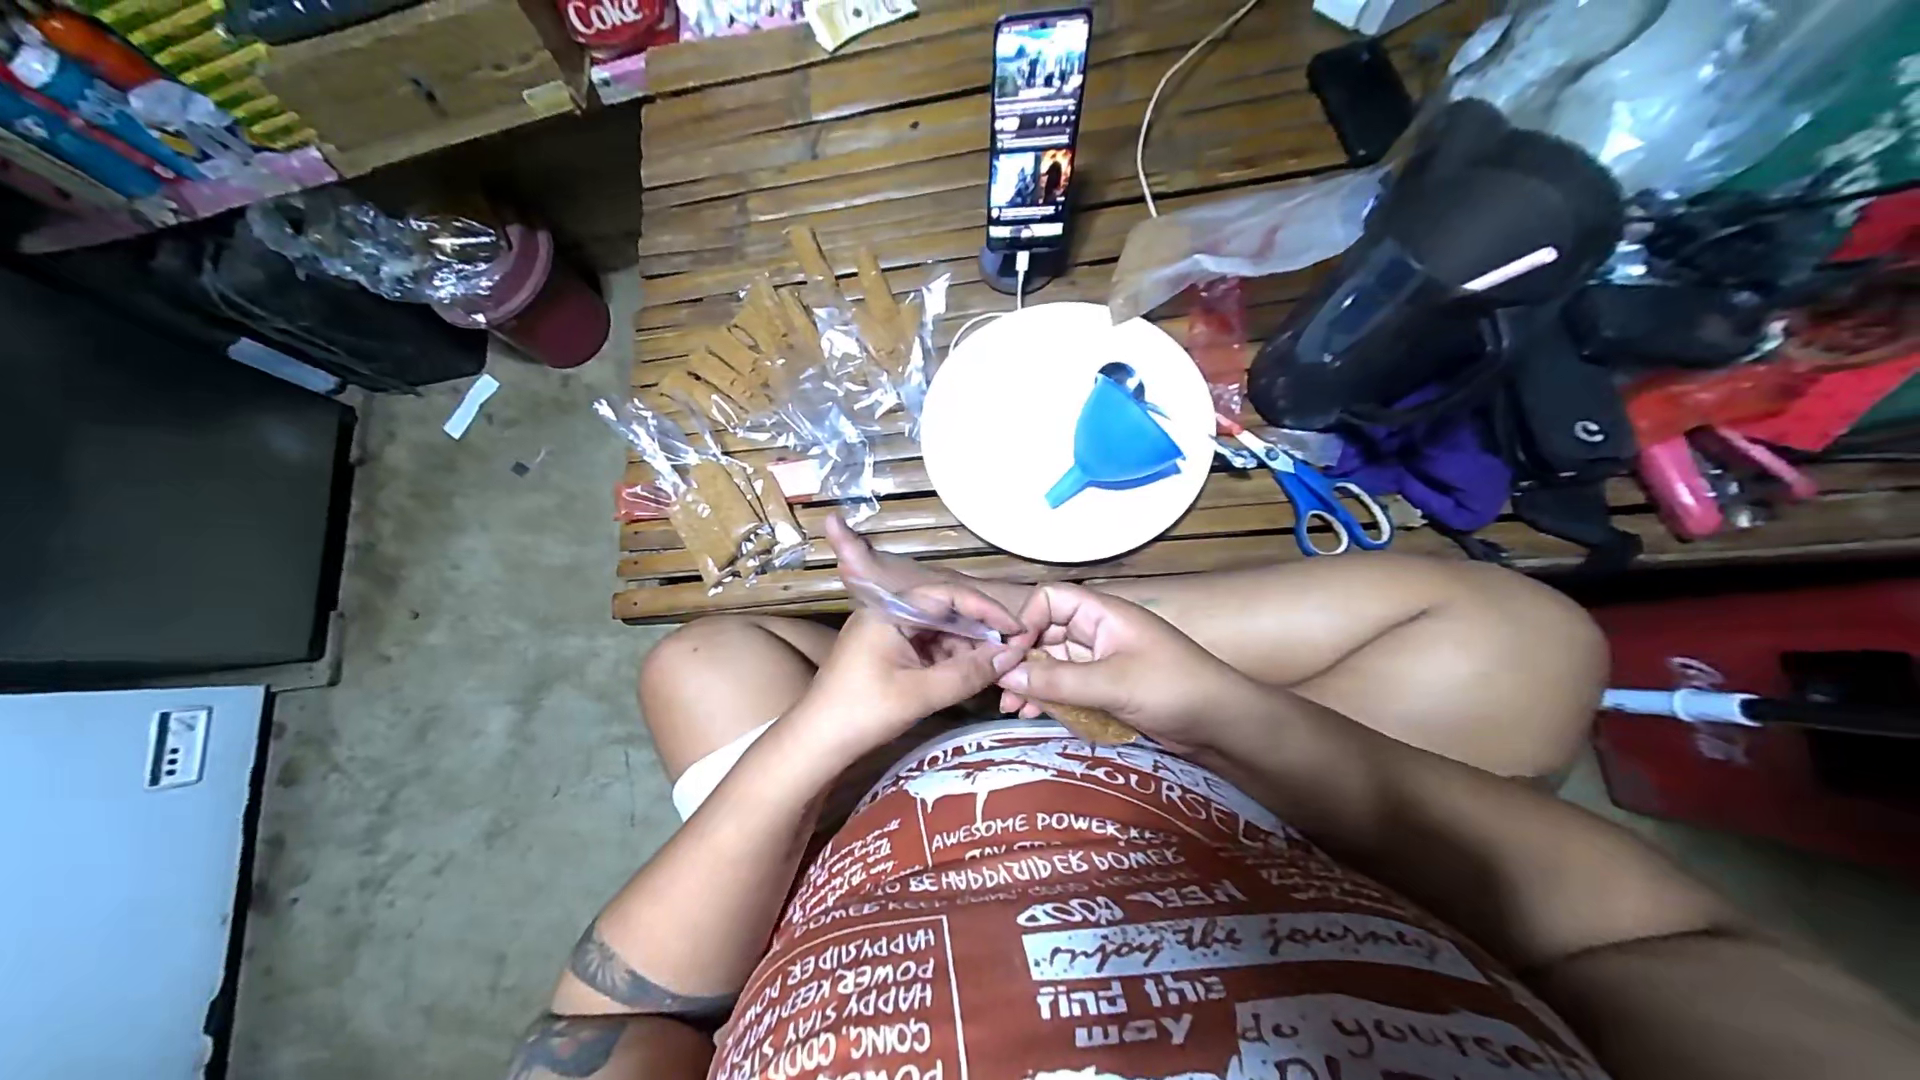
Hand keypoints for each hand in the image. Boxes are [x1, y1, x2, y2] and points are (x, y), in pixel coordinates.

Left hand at [789, 583, 1027, 761]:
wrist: (816, 743)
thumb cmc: (864, 712)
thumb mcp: (921, 694)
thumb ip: (968, 673)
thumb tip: (1012, 655)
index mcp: (891, 610)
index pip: (948, 594)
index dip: (987, 609)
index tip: (1017, 629)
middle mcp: (890, 613)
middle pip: (946, 611)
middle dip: (980, 632)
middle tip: (1013, 652)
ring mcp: (889, 632)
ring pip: (940, 631)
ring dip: (968, 648)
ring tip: (998, 668)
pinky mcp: (889, 652)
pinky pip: (929, 647)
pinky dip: (951, 660)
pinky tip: (973, 675)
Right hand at [997, 584, 1255, 752]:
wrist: (1222, 725)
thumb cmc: (1173, 689)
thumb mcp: (1113, 684)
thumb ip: (1058, 680)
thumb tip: (1005, 675)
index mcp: (1102, 613)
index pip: (1049, 600)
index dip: (1025, 621)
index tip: (1009, 655)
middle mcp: (1097, 632)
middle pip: (1045, 633)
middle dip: (1020, 659)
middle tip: (999, 687)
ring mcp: (1100, 660)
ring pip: (1052, 663)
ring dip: (1030, 682)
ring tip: (1009, 707)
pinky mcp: (1104, 687)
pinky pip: (1066, 686)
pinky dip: (1047, 697)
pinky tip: (1031, 713)